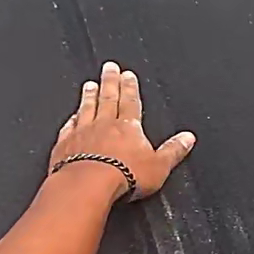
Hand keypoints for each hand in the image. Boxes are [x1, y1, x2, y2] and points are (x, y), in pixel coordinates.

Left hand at [49, 61, 196, 202]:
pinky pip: (69, 127)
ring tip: (89, 85)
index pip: (131, 102)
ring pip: (87, 109)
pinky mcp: (65, 146)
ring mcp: (82, 133)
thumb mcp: (160, 165)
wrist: (88, 185)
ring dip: (89, 96)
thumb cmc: (124, 176)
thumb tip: (188, 138)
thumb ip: (173, 150)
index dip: (130, 88)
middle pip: (108, 99)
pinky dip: (71, 119)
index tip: (128, 75)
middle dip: (110, 82)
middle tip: (109, 67)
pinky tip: (71, 116)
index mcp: (128, 128)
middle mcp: (104, 125)